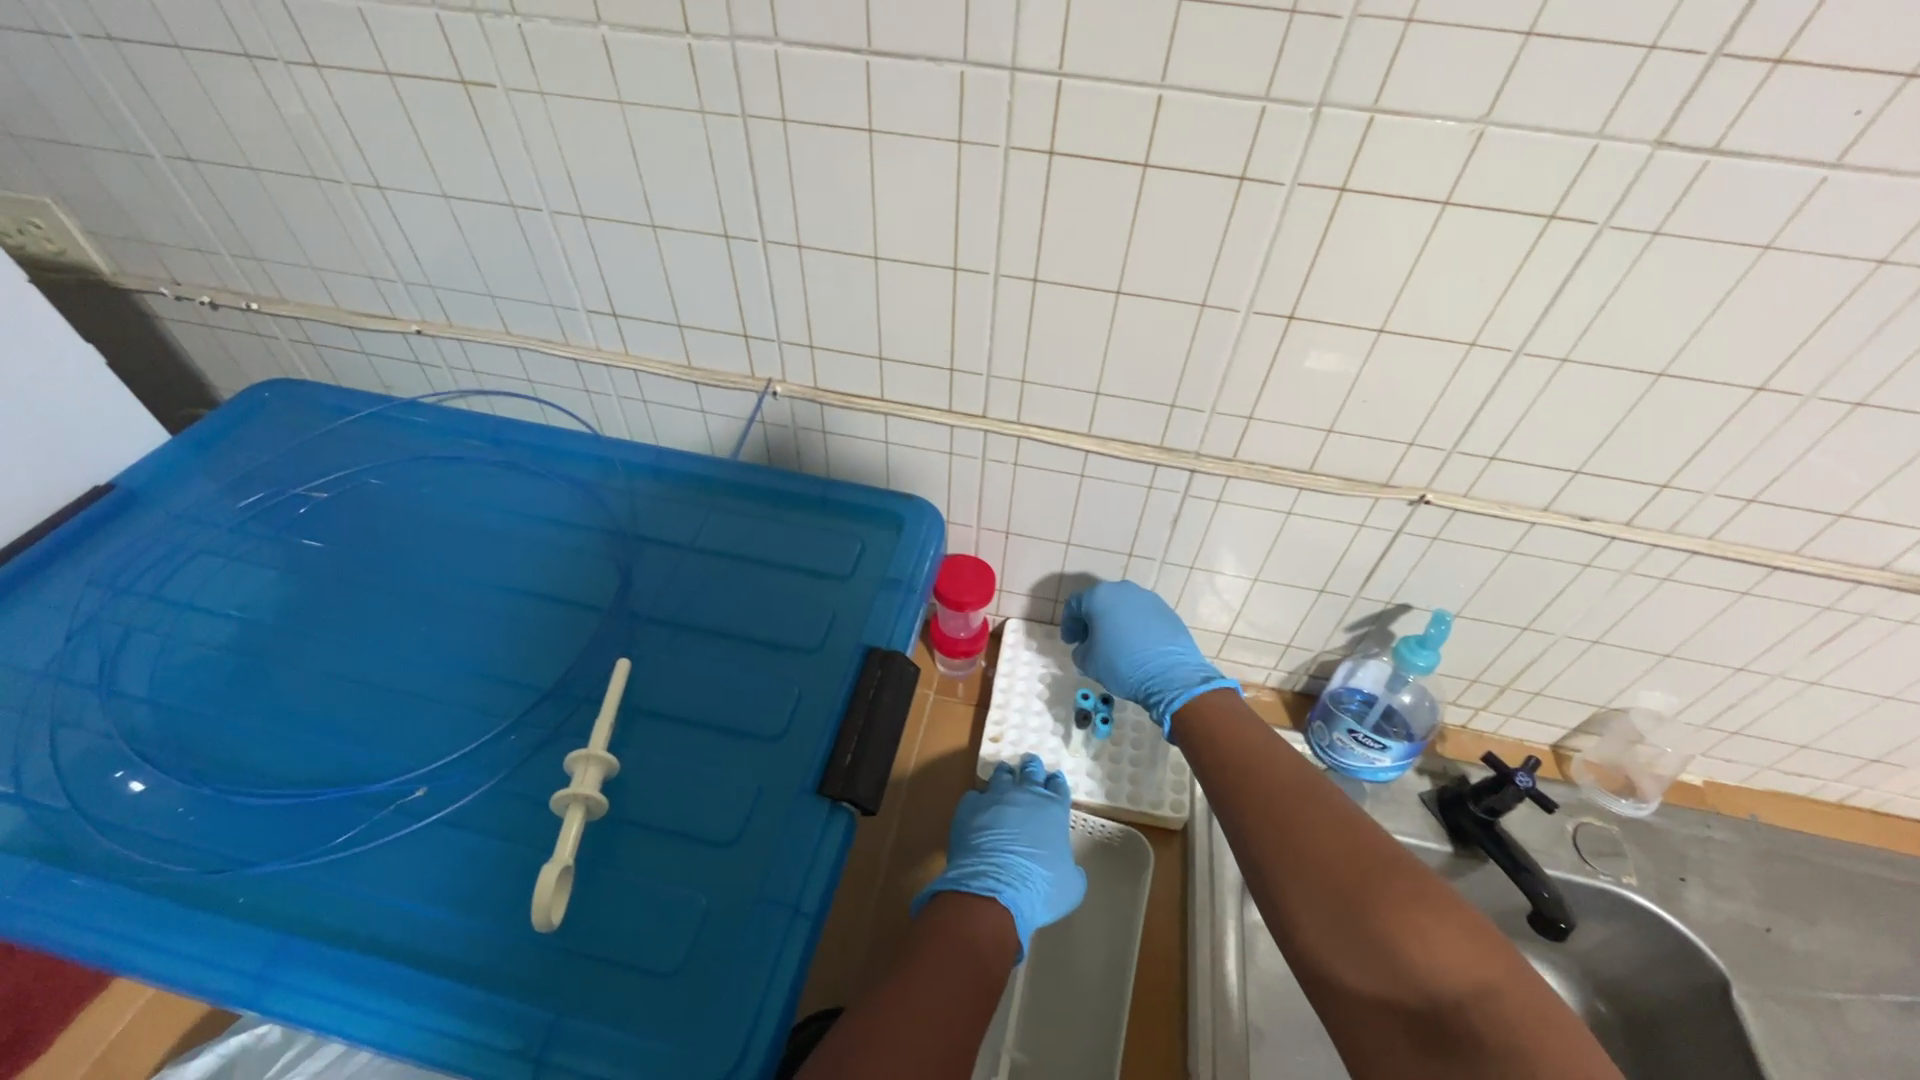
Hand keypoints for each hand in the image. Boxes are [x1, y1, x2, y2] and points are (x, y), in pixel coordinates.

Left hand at [911, 753, 1084, 959]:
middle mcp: (1026, 796)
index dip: (1056, 782)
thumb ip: (1071, 870)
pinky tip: (977, 807)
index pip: (1058, 786)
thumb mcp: (1071, 886)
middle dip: (1032, 766)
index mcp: (1054, 810)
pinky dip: (978, 800)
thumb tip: (1070, 870)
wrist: (993, 891)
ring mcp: (995, 798)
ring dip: (1004, 775)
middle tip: (1030, 762)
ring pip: (1001, 776)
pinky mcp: (969, 808)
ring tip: (1004, 774)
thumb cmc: (1040, 888)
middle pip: (1031, 771)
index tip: (1054, 778)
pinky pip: (974, 796)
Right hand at [1061, 580, 1239, 737]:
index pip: (1074, 605)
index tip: (1070, 642)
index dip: (1068, 624)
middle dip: (1092, 621)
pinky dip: (1134, 626)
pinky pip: (1142, 616)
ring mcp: (1148, 598)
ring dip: (1114, 622)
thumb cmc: (1121, 664)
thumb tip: (1088, 646)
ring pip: (1123, 607)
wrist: (1171, 675)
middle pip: (1100, 602)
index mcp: (1099, 596)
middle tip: (1090, 642)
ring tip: (1115, 645)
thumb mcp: (1087, 662)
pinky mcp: (1167, 611)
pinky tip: (1136, 646)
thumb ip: (1081, 649)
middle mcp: (1124, 590)